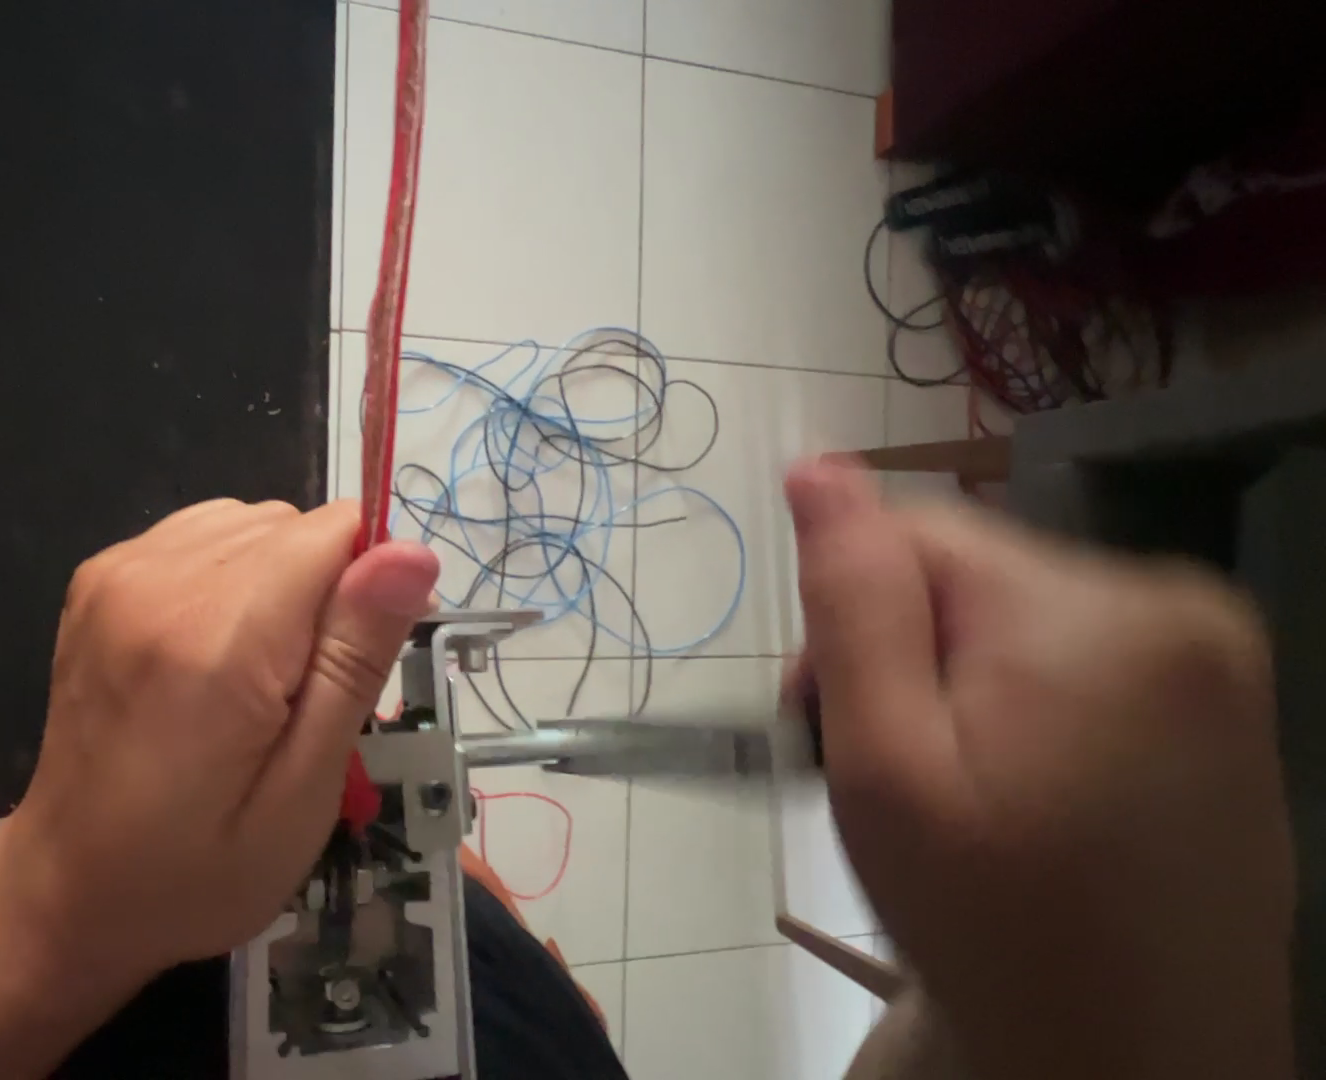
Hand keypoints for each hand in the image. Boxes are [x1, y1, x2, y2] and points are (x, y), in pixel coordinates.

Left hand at [0, 498, 437, 981]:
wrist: (68, 887)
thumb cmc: (199, 868)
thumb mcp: (305, 790)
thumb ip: (355, 660)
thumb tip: (412, 554)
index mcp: (215, 638)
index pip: (333, 531)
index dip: (366, 585)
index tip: (356, 661)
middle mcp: (159, 580)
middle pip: (292, 524)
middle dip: (321, 589)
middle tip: (300, 689)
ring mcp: (118, 571)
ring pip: (250, 522)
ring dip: (277, 578)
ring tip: (255, 669)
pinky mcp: (98, 576)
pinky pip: (202, 533)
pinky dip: (230, 574)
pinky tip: (212, 644)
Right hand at [784, 461, 1293, 1078]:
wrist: (1119, 1064)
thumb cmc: (981, 911)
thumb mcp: (883, 753)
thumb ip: (851, 598)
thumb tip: (815, 466)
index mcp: (1098, 615)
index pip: (910, 536)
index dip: (848, 618)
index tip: (834, 716)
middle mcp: (1174, 611)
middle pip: (953, 575)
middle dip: (888, 654)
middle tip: (875, 763)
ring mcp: (1202, 657)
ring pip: (988, 616)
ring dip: (931, 684)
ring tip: (931, 787)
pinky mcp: (1199, 700)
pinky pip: (1044, 657)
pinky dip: (990, 707)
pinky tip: (992, 786)